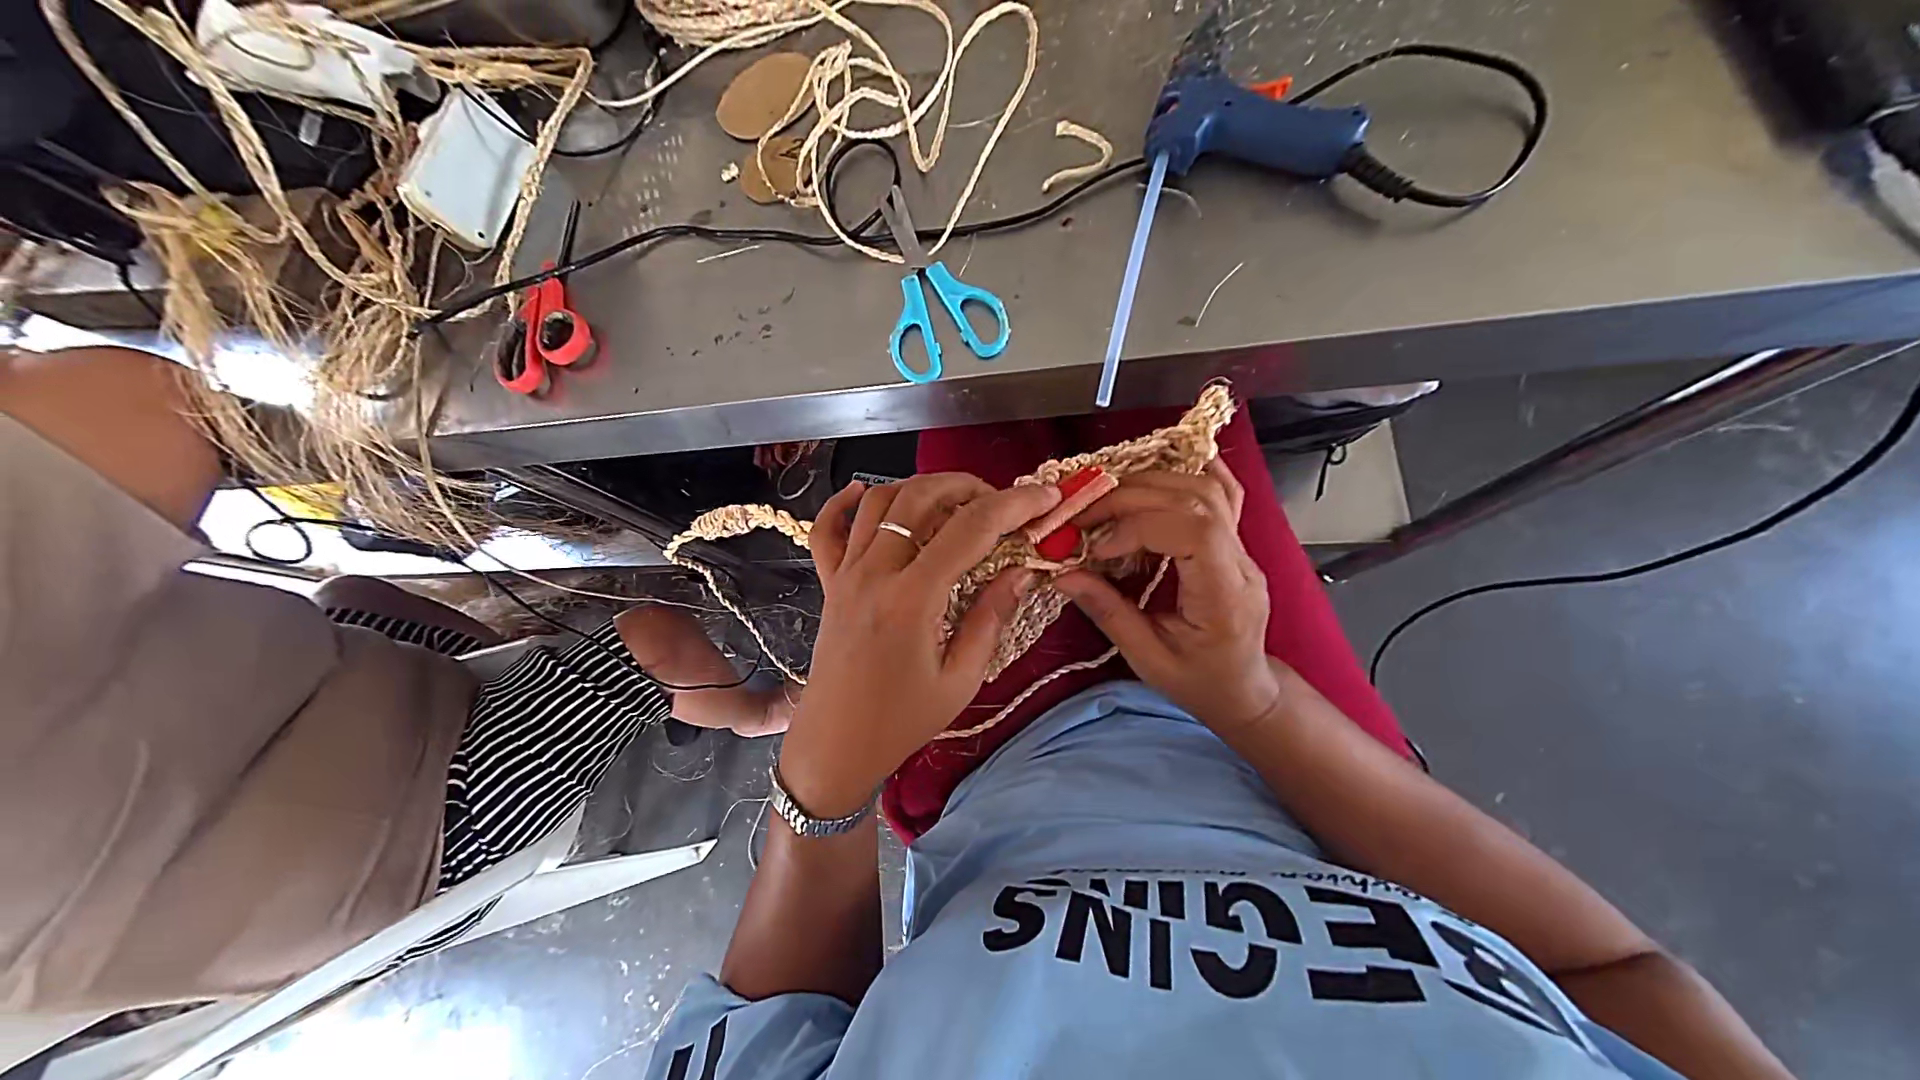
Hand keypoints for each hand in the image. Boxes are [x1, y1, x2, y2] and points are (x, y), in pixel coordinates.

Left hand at [779, 474, 1062, 817]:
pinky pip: (828, 529)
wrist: (834, 746)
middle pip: (921, 497)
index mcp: (911, 598)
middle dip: (969, 487)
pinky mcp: (830, 583)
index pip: (970, 528)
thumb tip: (1022, 571)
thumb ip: (991, 617)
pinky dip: (844, 502)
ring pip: (879, 501)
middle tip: (1002, 503)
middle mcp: (875, 573)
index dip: (1014, 505)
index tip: (1045, 497)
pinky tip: (865, 491)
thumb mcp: (960, 679)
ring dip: (921, 488)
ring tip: (956, 501)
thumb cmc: (900, 722)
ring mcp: (846, 574)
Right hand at [1053, 459, 1282, 732]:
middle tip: (1084, 515)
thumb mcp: (1148, 660)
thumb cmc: (1200, 682)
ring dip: (1148, 483)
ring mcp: (1244, 547)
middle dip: (1130, 498)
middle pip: (1194, 500)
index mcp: (1225, 597)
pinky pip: (1222, 492)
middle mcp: (1242, 563)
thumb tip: (1064, 574)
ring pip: (1206, 487)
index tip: (1098, 548)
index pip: (1194, 533)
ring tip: (1106, 500)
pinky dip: (1186, 474)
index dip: (1139, 526)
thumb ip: (1109, 613)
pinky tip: (1156, 473)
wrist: (1244, 689)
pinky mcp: (1235, 540)